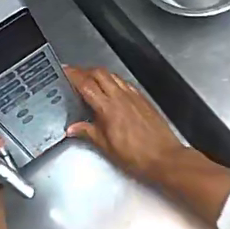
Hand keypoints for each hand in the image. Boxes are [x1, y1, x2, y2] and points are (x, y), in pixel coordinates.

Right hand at [64, 65, 187, 182]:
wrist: (165, 158)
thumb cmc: (136, 155)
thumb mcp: (106, 147)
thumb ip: (88, 132)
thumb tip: (72, 128)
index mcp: (108, 108)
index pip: (86, 84)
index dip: (73, 75)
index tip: (64, 70)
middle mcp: (121, 97)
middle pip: (99, 73)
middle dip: (84, 70)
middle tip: (74, 74)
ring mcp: (133, 96)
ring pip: (112, 75)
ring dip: (99, 74)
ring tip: (90, 80)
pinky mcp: (143, 99)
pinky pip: (125, 83)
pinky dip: (114, 80)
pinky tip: (112, 89)